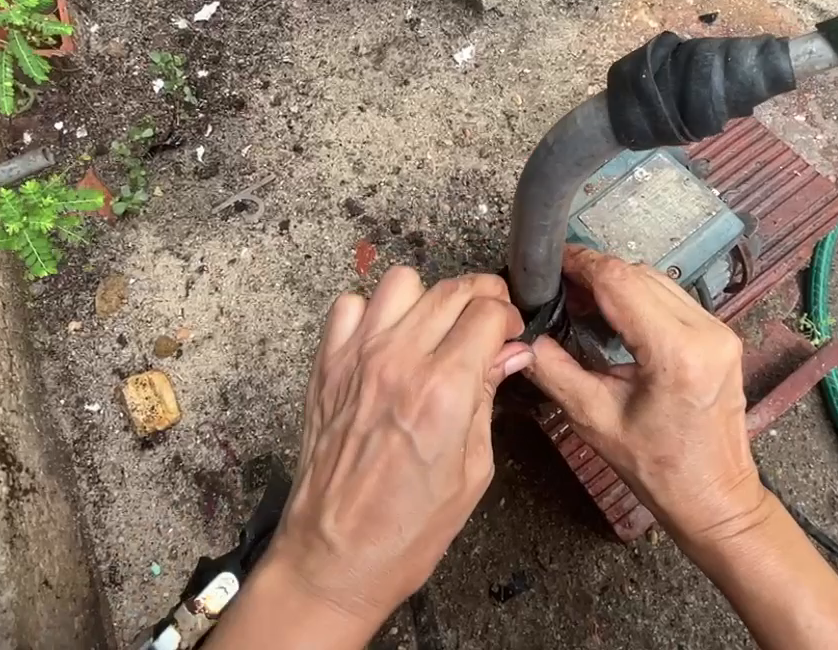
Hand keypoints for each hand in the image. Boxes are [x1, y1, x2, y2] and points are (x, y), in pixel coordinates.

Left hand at [221, 267, 532, 644]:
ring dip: (426, 298)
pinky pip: (350, 303)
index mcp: (444, 391)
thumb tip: (510, 352)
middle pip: (452, 289)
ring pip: (402, 281)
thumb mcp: (473, 470)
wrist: (334, 556)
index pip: (487, 312)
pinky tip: (385, 340)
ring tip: (433, 330)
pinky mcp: (326, 362)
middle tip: (485, 324)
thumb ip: (489, 397)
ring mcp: (357, 355)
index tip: (510, 333)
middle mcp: (400, 360)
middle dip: (480, 298)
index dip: (508, 318)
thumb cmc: (408, 529)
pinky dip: (372, 312)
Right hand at [525, 245, 768, 546]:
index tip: (552, 263)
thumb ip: (553, 369)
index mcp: (676, 352)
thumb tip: (524, 336)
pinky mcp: (721, 336)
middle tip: (560, 288)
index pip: (620, 281)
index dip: (581, 264)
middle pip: (638, 274)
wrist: (717, 501)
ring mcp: (719, 331)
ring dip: (617, 282)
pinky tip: (613, 314)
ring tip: (581, 300)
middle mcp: (706, 332)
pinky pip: (672, 296)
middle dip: (595, 273)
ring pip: (656, 279)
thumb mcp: (593, 419)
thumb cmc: (659, 470)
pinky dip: (638, 295)